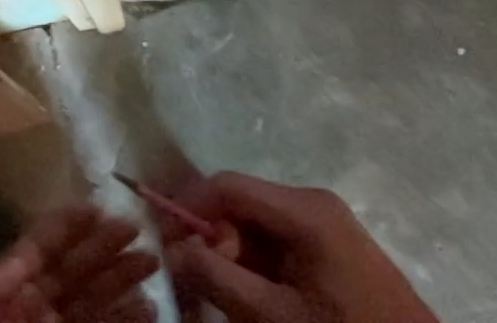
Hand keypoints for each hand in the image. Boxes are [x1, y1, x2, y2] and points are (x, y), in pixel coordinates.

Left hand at [0, 205, 160, 322]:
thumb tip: (7, 260)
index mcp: (8, 297)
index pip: (36, 252)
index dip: (64, 228)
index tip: (97, 208)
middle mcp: (34, 312)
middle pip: (71, 272)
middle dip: (102, 248)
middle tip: (137, 230)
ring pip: (93, 301)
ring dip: (121, 280)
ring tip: (151, 264)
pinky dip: (126, 319)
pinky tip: (149, 310)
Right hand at [163, 173, 437, 322]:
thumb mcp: (274, 317)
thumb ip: (217, 278)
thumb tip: (174, 249)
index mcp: (304, 209)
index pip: (226, 186)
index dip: (187, 207)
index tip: (162, 240)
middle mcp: (314, 203)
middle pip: (240, 204)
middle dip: (211, 239)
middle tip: (193, 280)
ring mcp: (327, 224)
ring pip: (256, 225)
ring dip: (231, 256)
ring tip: (220, 295)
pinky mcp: (334, 248)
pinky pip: (279, 243)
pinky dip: (256, 265)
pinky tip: (252, 298)